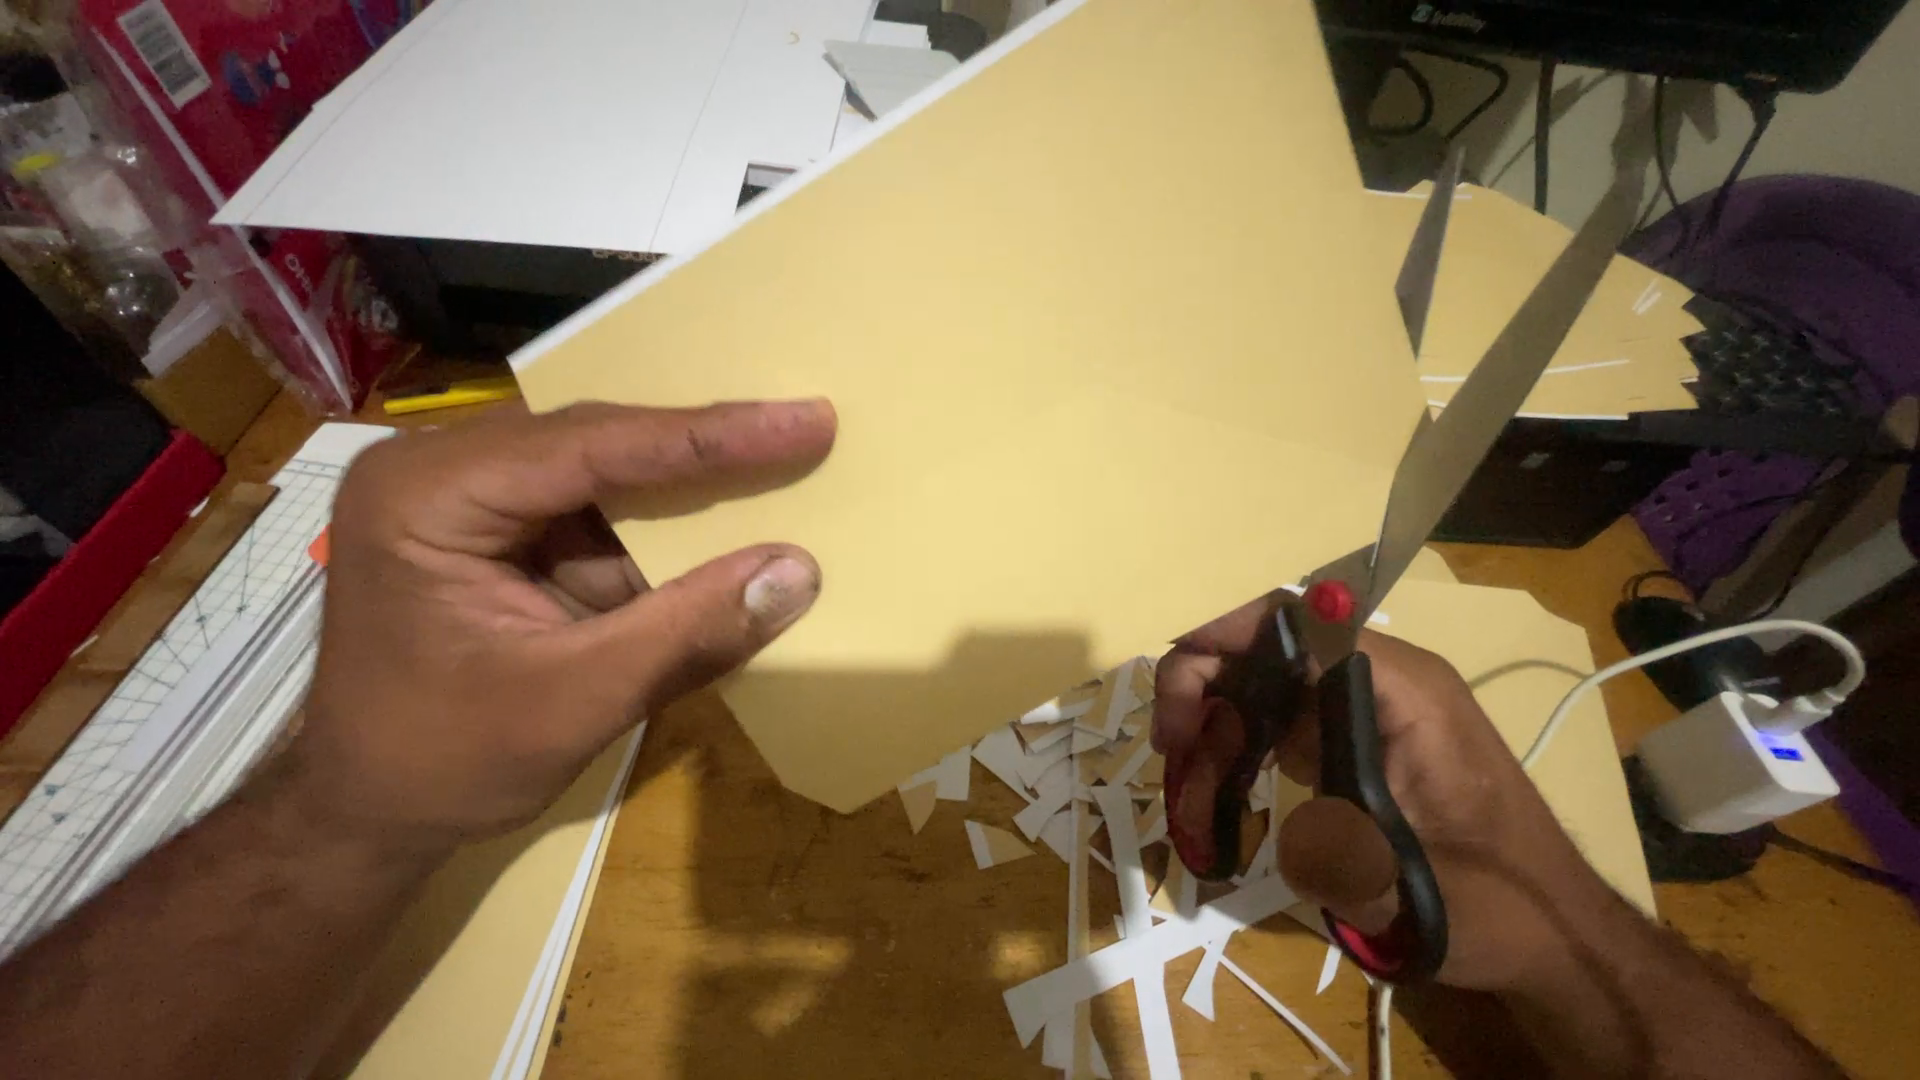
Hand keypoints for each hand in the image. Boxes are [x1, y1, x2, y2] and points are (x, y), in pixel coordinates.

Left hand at [287, 400, 835, 846]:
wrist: (369, 812)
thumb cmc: (444, 762)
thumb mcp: (574, 701)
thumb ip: (687, 633)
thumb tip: (798, 573)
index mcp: (428, 496)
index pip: (592, 445)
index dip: (710, 436)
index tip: (804, 421)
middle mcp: (447, 472)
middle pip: (604, 439)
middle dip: (709, 444)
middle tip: (807, 427)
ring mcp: (480, 498)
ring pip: (612, 466)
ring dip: (697, 478)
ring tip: (785, 457)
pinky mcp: (514, 532)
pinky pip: (609, 508)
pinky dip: (675, 522)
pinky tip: (733, 514)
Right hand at [1153, 595, 1613, 990]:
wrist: (1552, 934)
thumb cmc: (1501, 905)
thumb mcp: (1414, 887)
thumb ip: (1342, 854)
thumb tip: (1273, 826)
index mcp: (1400, 688)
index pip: (1298, 622)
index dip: (1225, 631)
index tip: (1175, 681)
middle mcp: (1374, 680)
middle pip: (1265, 646)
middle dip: (1202, 684)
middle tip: (1170, 747)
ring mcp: (1357, 706)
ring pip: (1260, 680)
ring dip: (1212, 718)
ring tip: (1186, 780)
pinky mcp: (1345, 735)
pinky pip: (1273, 716)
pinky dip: (1234, 741)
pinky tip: (1213, 783)